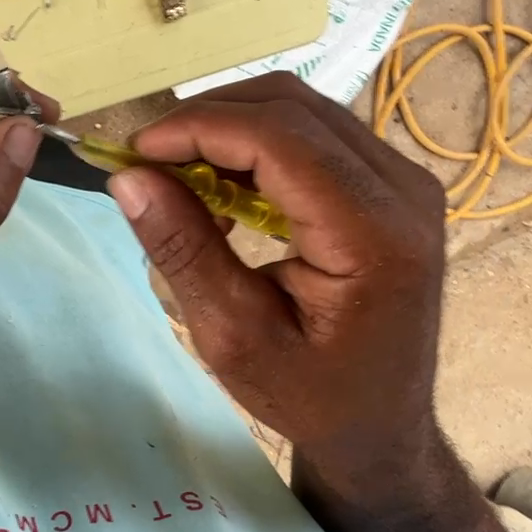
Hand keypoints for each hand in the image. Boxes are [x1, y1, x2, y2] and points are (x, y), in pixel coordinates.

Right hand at [109, 73, 447, 469]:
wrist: (380, 425)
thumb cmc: (309, 397)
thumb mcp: (232, 336)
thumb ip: (185, 250)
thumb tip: (128, 178)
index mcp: (373, 235)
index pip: (278, 138)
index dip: (196, 129)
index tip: (132, 154)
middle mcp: (402, 190)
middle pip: (291, 106)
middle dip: (205, 120)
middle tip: (146, 163)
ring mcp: (403, 182)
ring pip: (300, 110)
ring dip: (226, 130)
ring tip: (177, 178)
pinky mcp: (390, 186)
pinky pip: (312, 135)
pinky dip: (252, 147)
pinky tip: (222, 191)